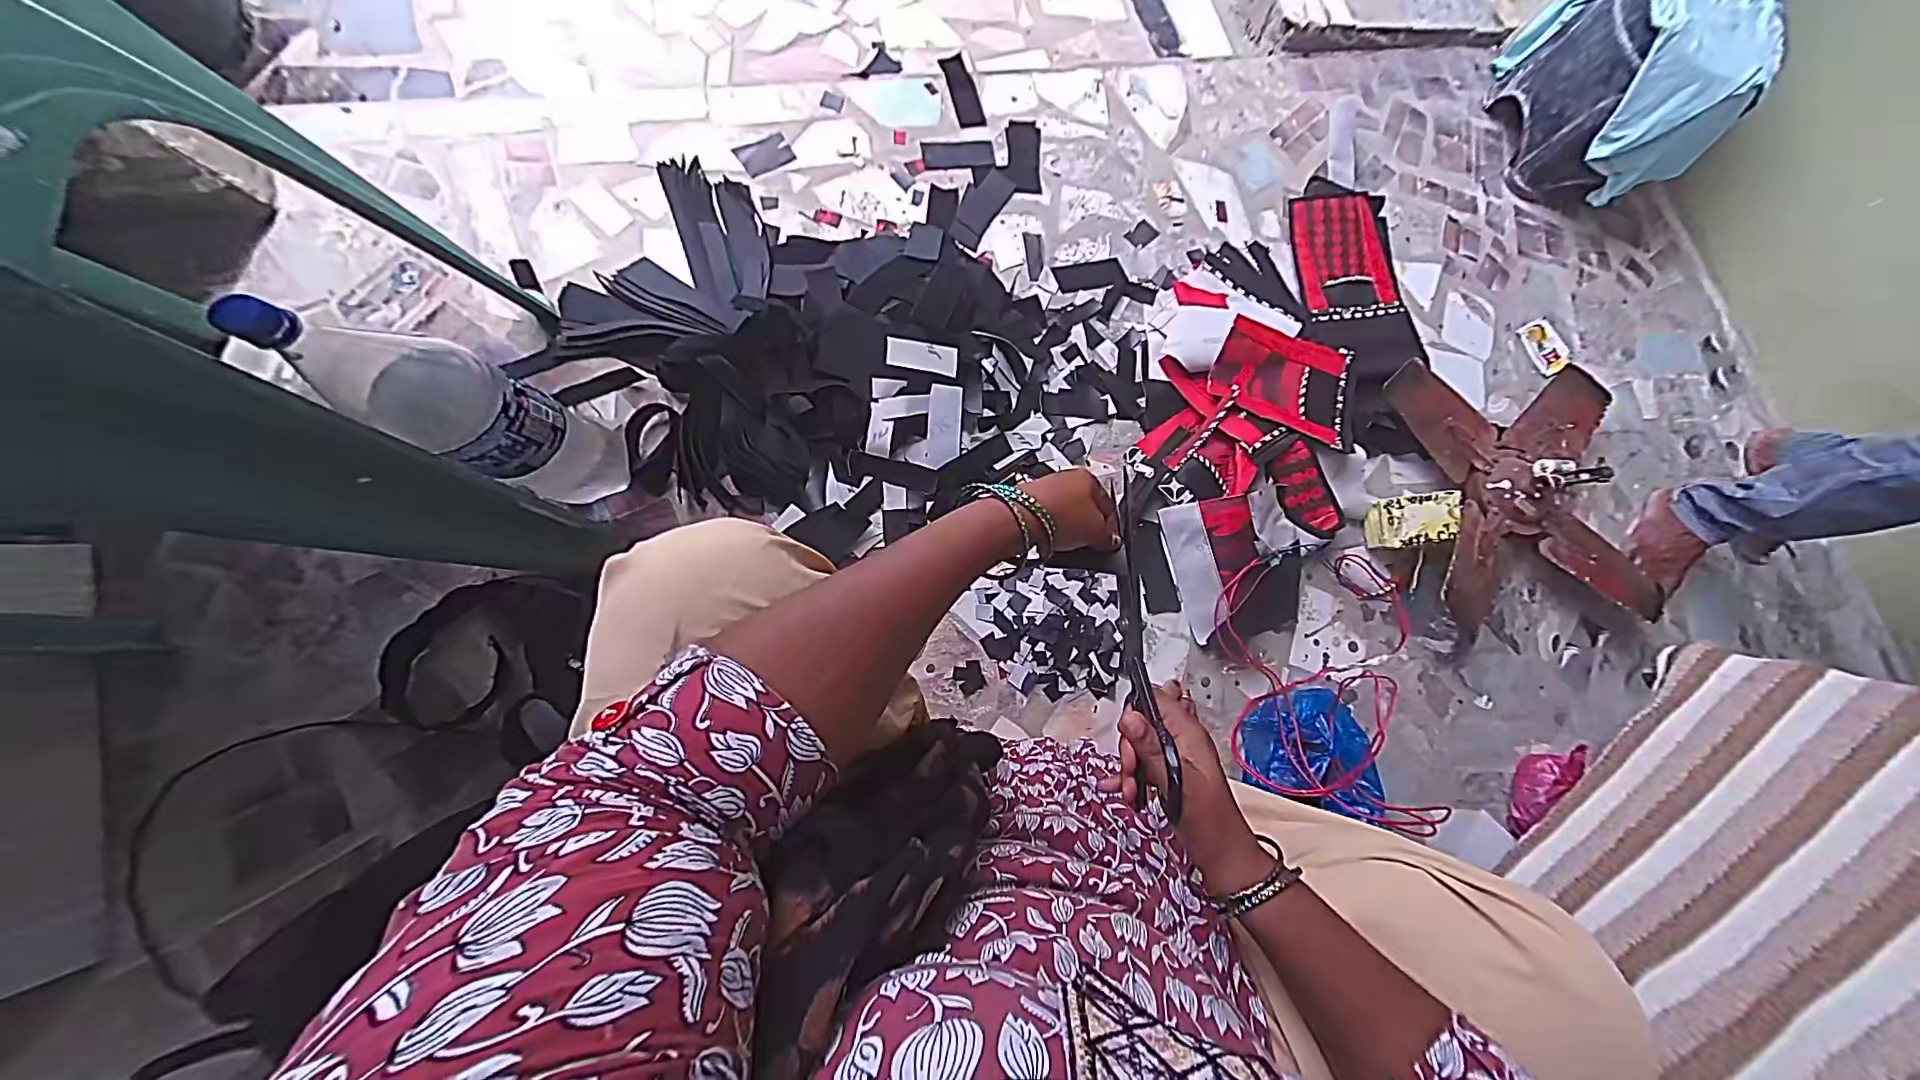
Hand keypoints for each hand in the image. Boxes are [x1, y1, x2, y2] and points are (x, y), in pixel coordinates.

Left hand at [1018, 469, 1119, 551]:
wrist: (1020, 519)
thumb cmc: (1056, 516)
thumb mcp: (1096, 533)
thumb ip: (1108, 537)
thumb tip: (1111, 540)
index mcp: (1088, 477)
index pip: (1108, 504)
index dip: (1111, 526)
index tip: (1109, 541)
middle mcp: (1066, 477)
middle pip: (1084, 507)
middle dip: (1087, 527)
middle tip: (1089, 544)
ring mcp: (1045, 488)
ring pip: (1064, 513)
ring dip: (1067, 528)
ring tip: (1067, 544)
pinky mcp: (1027, 501)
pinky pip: (1045, 518)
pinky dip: (1049, 529)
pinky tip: (1049, 540)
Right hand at [1097, 681, 1276, 897]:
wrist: (1222, 859)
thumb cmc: (1211, 824)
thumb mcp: (1177, 783)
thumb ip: (1152, 748)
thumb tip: (1131, 716)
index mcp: (1189, 735)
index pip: (1155, 699)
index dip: (1135, 714)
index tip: (1129, 740)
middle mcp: (1181, 741)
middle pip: (1141, 724)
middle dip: (1129, 747)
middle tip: (1133, 771)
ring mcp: (1174, 758)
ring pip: (1138, 746)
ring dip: (1128, 767)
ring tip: (1132, 788)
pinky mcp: (1167, 774)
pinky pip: (1140, 765)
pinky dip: (1130, 777)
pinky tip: (1126, 790)